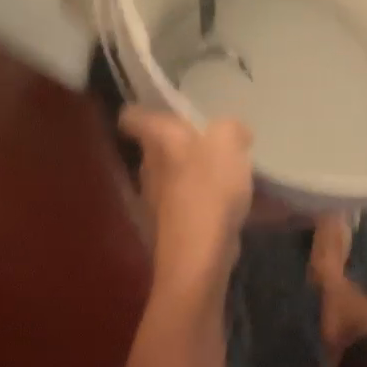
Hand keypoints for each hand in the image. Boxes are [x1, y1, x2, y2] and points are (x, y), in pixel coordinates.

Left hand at [119, 109, 253, 288]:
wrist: (199, 253)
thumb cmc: (209, 189)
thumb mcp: (229, 144)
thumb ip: (231, 129)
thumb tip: (234, 131)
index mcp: (158, 140)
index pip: (132, 117)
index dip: (146, 113)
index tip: (168, 117)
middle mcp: (148, 168)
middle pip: (158, 151)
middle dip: (182, 149)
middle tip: (214, 149)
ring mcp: (156, 202)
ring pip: (173, 181)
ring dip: (196, 180)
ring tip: (229, 183)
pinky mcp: (170, 230)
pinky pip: (188, 209)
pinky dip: (205, 207)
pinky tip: (230, 211)